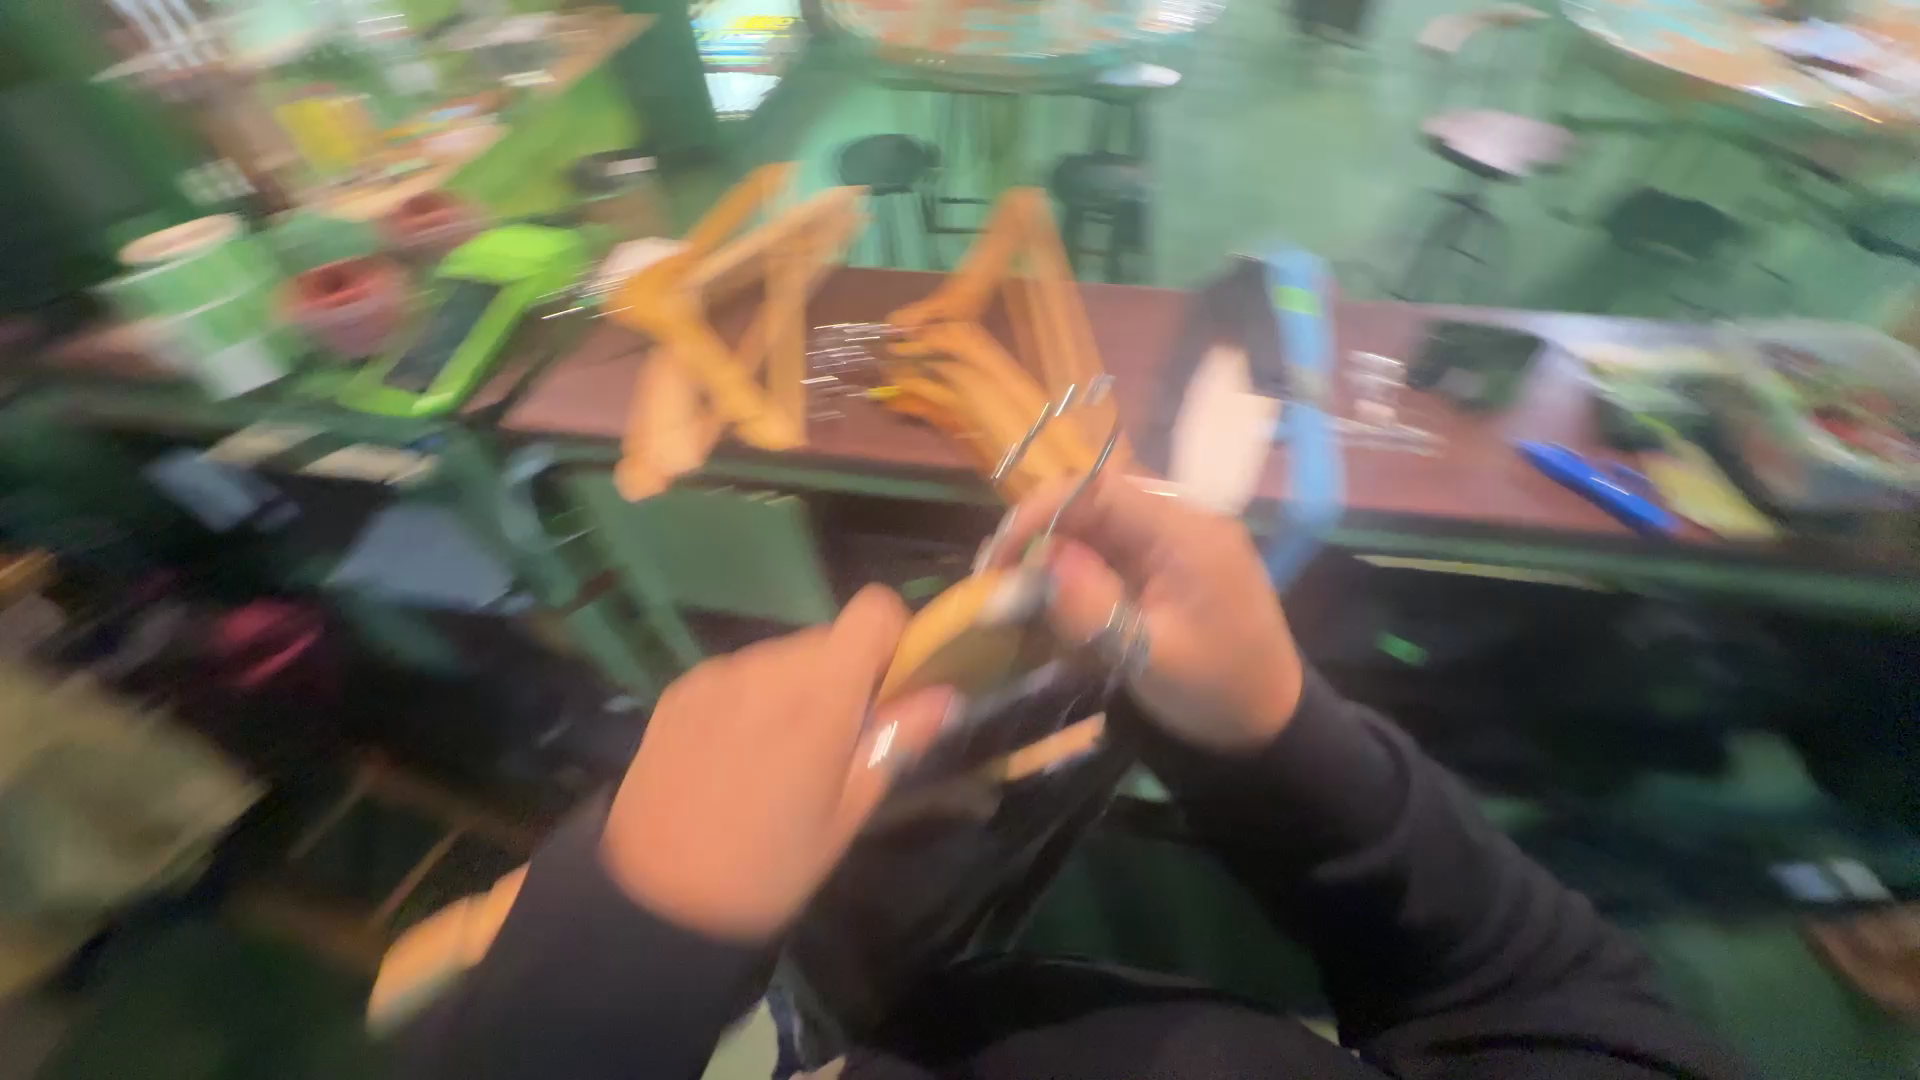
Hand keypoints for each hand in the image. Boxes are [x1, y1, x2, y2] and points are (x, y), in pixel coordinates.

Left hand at [599, 587, 957, 940]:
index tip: (891, 687)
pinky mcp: (682, 688)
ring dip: (799, 687)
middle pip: (830, 637)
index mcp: (819, 693)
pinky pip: (741, 673)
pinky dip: (755, 697)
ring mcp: (719, 673)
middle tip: (837, 741)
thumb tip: (946, 695)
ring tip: (781, 755)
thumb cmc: (769, 866)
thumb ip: (898, 740)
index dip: (894, 637)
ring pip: (785, 655)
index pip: (874, 609)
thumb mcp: (848, 812)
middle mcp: (768, 665)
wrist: (652, 901)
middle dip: (847, 676)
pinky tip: (736, 754)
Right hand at [980, 472, 1302, 753]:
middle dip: (1039, 532)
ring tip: (1014, 587)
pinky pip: (1108, 546)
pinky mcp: (1164, 559)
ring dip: (1051, 549)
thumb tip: (1037, 561)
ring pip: (1094, 522)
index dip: (1040, 511)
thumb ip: (1093, 608)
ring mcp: (1172, 537)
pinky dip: (1073, 565)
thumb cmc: (1217, 690)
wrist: (1270, 718)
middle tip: (997, 576)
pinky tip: (1050, 593)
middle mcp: (1179, 519)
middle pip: (1092, 501)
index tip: (1000, 555)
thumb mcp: (1151, 658)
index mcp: (1186, 531)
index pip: (1099, 490)